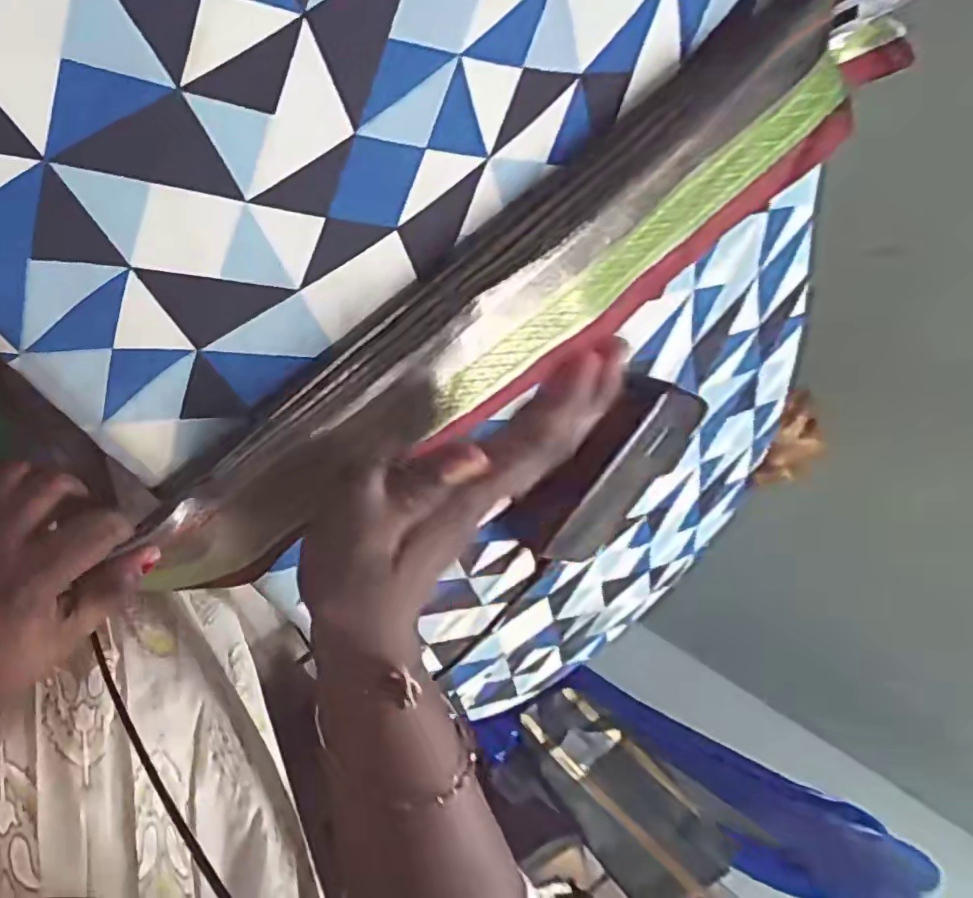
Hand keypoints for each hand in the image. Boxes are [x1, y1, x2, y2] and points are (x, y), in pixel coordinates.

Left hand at [0, 461, 159, 717]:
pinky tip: (5, 489)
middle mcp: (4, 538)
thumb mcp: (68, 637)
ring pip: (16, 470)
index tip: (124, 538)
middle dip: (84, 495)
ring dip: (42, 479)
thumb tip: (147, 554)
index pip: (95, 527)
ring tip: (53, 504)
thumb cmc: (12, 659)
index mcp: (35, 575)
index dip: (121, 527)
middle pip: (55, 484)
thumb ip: (108, 592)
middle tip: (88, 519)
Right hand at [300, 339, 628, 661]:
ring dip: (570, 414)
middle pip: (552, 445)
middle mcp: (484, 495)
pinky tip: (532, 424)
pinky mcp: (458, 511)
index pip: (532, 441)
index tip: (596, 351)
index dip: (565, 399)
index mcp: (467, 492)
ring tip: (591, 375)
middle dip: (587, 398)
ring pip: (541, 454)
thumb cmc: (354, 565)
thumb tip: (474, 451)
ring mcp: (475, 506)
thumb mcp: (365, 514)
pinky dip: (537, 436)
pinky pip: (516, 464)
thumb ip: (417, 482)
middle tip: (618, 347)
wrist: (361, 625)